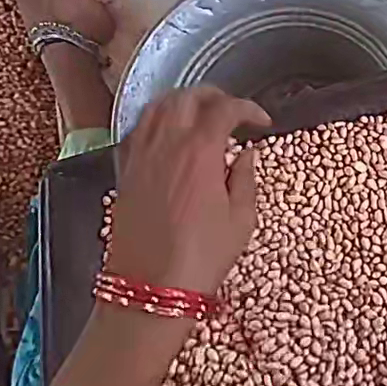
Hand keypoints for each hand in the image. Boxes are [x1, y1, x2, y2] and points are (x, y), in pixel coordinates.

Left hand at [107, 87, 271, 295]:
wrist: (151, 288)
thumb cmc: (202, 257)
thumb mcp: (241, 219)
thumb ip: (245, 178)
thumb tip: (246, 155)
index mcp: (199, 151)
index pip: (225, 109)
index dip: (248, 108)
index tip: (261, 121)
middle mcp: (166, 144)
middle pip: (187, 97)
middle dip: (215, 97)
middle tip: (233, 112)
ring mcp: (140, 156)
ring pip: (157, 106)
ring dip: (183, 103)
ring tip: (201, 116)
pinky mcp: (125, 171)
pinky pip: (138, 129)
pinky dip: (157, 121)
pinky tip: (169, 136)